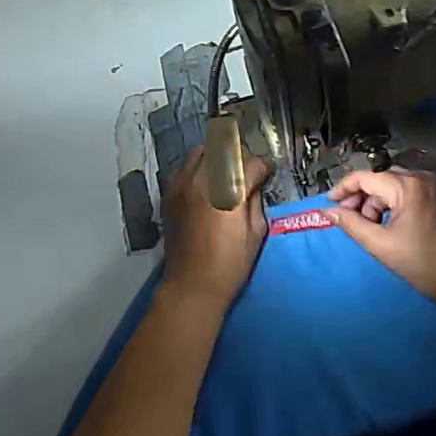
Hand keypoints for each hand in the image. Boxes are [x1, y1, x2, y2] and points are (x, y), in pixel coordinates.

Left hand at [160, 146, 271, 304]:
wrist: (191, 285)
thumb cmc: (230, 264)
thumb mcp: (256, 232)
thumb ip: (256, 201)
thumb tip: (255, 185)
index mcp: (229, 191)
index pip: (251, 163)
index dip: (263, 168)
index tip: (266, 175)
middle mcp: (202, 180)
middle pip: (225, 149)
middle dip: (240, 158)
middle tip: (247, 174)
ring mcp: (181, 184)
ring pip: (201, 152)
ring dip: (217, 158)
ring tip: (225, 175)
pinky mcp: (169, 193)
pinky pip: (184, 167)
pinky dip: (197, 169)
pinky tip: (204, 185)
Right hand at [323, 169, 435, 302]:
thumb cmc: (420, 262)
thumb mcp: (379, 244)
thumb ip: (351, 223)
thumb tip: (328, 210)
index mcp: (408, 186)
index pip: (365, 177)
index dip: (343, 189)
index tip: (330, 204)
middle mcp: (423, 177)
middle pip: (381, 179)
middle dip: (362, 197)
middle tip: (351, 220)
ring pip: (395, 184)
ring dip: (379, 200)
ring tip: (372, 225)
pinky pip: (412, 189)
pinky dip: (396, 201)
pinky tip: (391, 222)